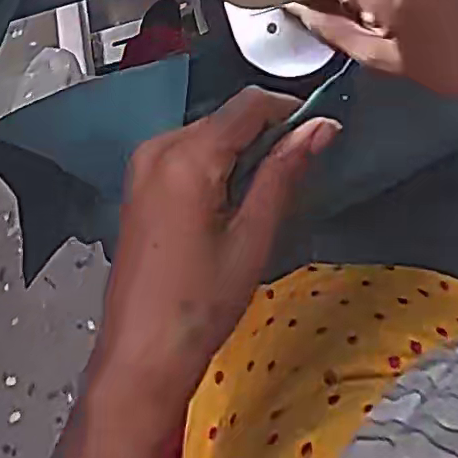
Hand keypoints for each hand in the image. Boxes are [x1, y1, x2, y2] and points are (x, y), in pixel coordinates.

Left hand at [48, 88, 337, 457]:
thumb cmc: (198, 305)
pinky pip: (187, 148)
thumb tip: (318, 128)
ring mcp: (144, 161)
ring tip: (264, 189)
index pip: (248, 104)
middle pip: (226, 116)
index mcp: (187, 157)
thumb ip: (284, 172)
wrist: (141, 353)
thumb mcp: (253, 236)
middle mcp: (158, 147)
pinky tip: (230, 196)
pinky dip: (216, 159)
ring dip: (241, 146)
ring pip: (208, 130)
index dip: (288, 108)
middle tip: (297, 163)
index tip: (316, 126)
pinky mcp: (139, 177)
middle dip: (265, 130)